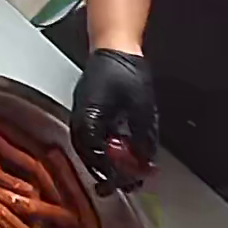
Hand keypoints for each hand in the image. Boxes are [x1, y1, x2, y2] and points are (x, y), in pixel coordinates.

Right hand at [71, 49, 157, 191]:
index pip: (93, 153)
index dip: (109, 170)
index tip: (123, 181)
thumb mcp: (141, 107)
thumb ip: (143, 136)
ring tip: (121, 169)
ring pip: (86, 144)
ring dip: (103, 158)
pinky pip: (91, 133)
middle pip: (85, 152)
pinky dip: (103, 145)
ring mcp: (83, 110)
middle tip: (120, 182)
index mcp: (90, 116)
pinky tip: (119, 147)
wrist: (115, 45)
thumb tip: (145, 160)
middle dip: (103, 169)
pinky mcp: (89, 106)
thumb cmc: (125, 70)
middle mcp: (81, 115)